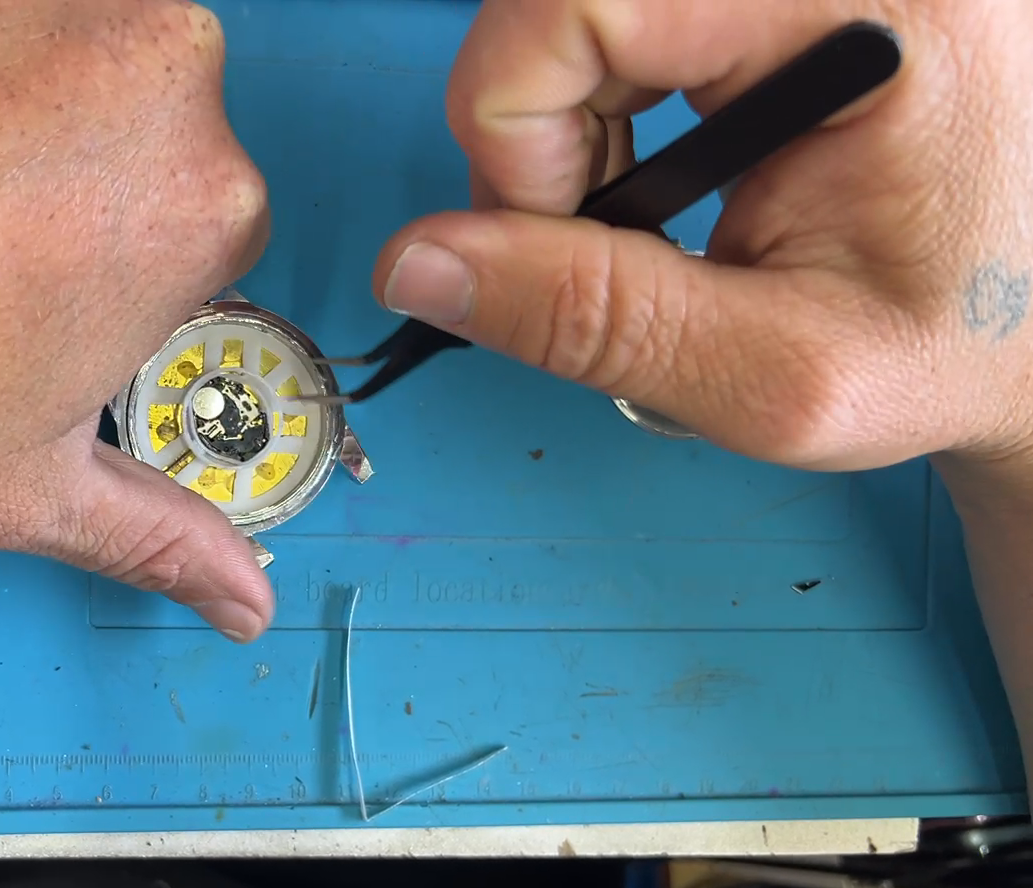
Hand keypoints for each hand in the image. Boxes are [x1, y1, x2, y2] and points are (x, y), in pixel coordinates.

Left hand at [0, 0, 273, 639]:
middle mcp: (164, 68)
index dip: (117, 281)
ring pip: (92, 67)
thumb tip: (250, 603)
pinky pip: (13, 9)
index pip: (200, 241)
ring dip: (32, 122)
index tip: (35, 300)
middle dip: (88, 201)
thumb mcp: (30, 489)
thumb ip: (158, 538)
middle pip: (156, 147)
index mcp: (201, 209)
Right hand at [370, 0, 1032, 484]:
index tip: (566, 235)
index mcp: (882, 5)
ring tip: (635, 208)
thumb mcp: (765, 373)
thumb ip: (580, 317)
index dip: (515, 136)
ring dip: (557, 122)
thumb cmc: (956, 346)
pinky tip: (652, 160)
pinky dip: (591, 98)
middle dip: (529, 133)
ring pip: (571, 4)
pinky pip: (610, 11)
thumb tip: (407, 265)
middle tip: (594, 233)